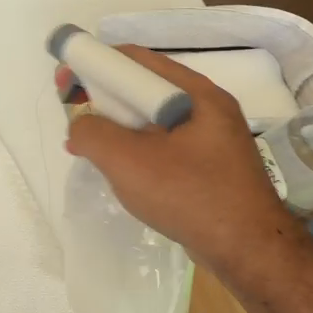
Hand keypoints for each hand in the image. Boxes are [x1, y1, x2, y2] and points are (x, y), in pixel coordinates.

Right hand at [64, 45, 296, 266]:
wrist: (249, 252)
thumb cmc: (190, 196)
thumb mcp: (126, 159)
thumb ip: (91, 131)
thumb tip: (81, 125)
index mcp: (196, 94)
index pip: (135, 60)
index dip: (93, 64)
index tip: (64, 83)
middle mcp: (206, 108)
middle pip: (140, 87)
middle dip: (100, 97)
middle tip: (73, 117)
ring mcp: (208, 138)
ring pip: (148, 117)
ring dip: (113, 126)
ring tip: (87, 147)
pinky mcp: (205, 164)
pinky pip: (159, 142)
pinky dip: (131, 147)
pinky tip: (116, 168)